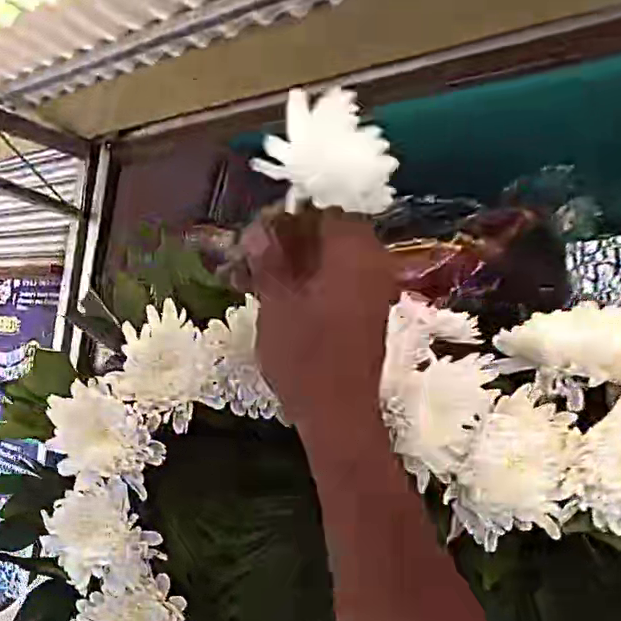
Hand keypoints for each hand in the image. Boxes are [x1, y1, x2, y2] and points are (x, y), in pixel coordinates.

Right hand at [244, 208, 400, 442]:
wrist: (337, 411)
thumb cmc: (304, 356)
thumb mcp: (276, 305)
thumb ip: (269, 262)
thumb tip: (258, 229)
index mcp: (353, 250)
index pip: (323, 209)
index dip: (285, 215)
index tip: (253, 231)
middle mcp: (371, 262)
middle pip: (328, 234)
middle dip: (287, 241)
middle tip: (248, 257)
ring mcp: (372, 289)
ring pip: (330, 261)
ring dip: (294, 265)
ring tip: (254, 281)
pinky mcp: (365, 314)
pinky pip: (336, 284)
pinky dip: (308, 285)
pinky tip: (278, 300)